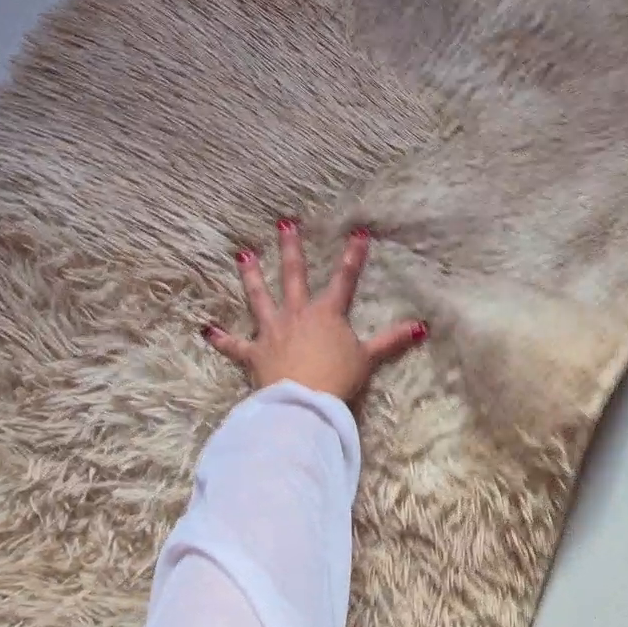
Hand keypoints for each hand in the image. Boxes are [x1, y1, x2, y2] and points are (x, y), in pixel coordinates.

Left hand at [202, 219, 426, 400]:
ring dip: (251, 277)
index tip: (358, 232)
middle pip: (294, 276)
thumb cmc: (338, 379)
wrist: (304, 403)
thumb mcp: (369, 358)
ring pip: (259, 298)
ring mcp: (272, 331)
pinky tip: (206, 329)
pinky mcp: (254, 353)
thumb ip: (392, 340)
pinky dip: (221, 338)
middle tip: (284, 224)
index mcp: (327, 313)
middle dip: (291, 249)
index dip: (353, 256)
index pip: (345, 279)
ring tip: (243, 255)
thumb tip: (421, 327)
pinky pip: (234, 344)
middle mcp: (297, 314)